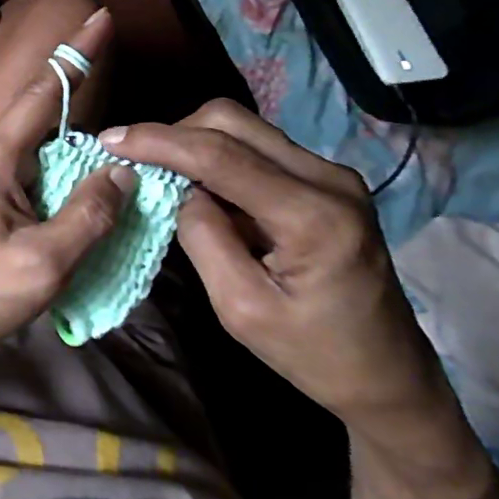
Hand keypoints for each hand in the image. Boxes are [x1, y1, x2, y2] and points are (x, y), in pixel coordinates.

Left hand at [0, 9, 136, 379]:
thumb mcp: (46, 261)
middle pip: (39, 103)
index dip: (74, 55)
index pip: (40, 94)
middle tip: (108, 39)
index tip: (99, 17)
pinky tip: (96, 152)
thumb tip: (124, 169)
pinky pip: (40, 159)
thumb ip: (89, 212)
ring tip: (111, 89)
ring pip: (41, 131)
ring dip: (75, 113)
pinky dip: (70, 150)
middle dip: (74, 71)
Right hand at [98, 101, 453, 429]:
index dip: (158, 141)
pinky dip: (215, 155)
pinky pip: (256, 147)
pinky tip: (196, 183)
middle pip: (231, 122)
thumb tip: (177, 189)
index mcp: (312, 216)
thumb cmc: (314, 354)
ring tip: (158, 171)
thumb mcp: (240, 308)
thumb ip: (202, 238)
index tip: (109, 140)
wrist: (389, 376)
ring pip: (243, 128)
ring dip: (193, 141)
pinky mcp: (325, 181)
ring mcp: (331, 176)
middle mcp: (328, 179)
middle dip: (173, 133)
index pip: (219, 154)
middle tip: (133, 160)